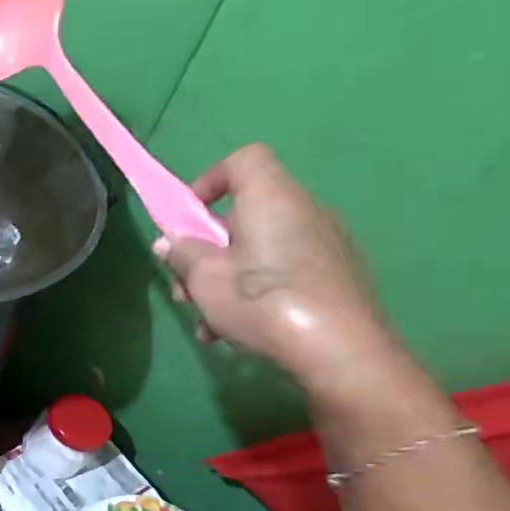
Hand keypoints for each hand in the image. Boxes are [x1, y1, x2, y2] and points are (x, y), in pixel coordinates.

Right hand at [154, 144, 405, 395]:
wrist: (339, 350)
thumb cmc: (261, 301)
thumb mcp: (204, 279)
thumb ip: (183, 255)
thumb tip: (170, 242)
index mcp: (272, 198)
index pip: (243, 160)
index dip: (210, 181)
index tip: (188, 219)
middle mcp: (304, 211)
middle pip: (246, 214)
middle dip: (209, 248)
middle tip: (187, 286)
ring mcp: (325, 245)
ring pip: (260, 251)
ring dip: (226, 280)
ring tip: (208, 322)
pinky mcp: (335, 278)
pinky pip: (283, 274)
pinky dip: (256, 294)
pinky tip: (237, 334)